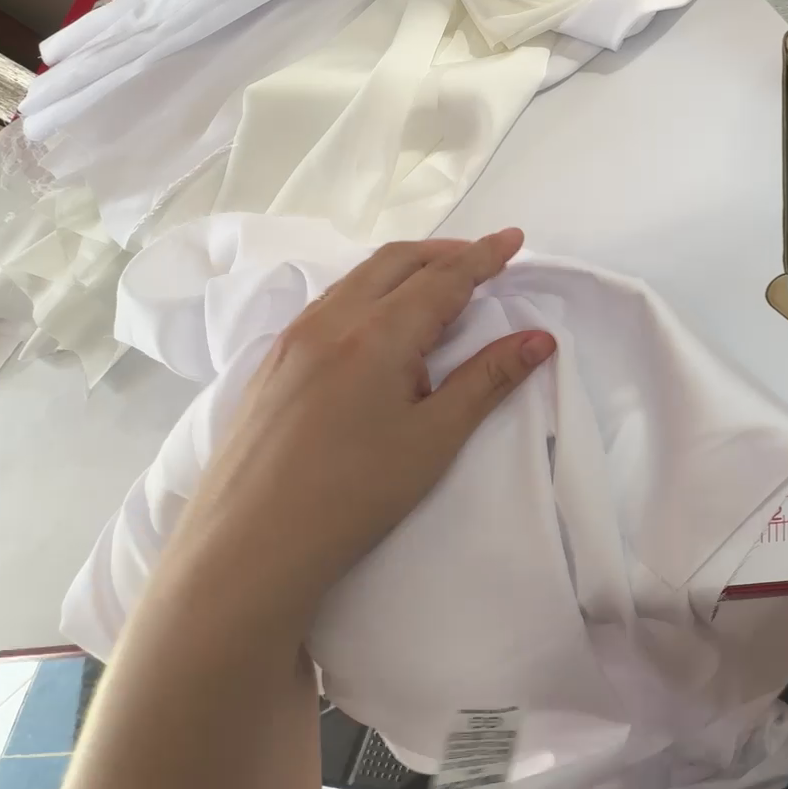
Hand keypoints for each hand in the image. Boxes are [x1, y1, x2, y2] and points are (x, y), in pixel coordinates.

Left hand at [164, 229, 555, 617]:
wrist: (247, 551)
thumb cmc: (356, 492)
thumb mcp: (437, 436)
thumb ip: (489, 378)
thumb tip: (541, 338)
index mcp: (375, 336)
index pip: (442, 279)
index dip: (484, 256)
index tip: (515, 237)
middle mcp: (328, 323)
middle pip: (394, 262)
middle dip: (446, 251)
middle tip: (487, 256)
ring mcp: (291, 342)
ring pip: (358, 279)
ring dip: (408, 267)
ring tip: (444, 280)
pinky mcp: (272, 366)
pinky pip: (332, 302)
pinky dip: (375, 289)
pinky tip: (386, 318)